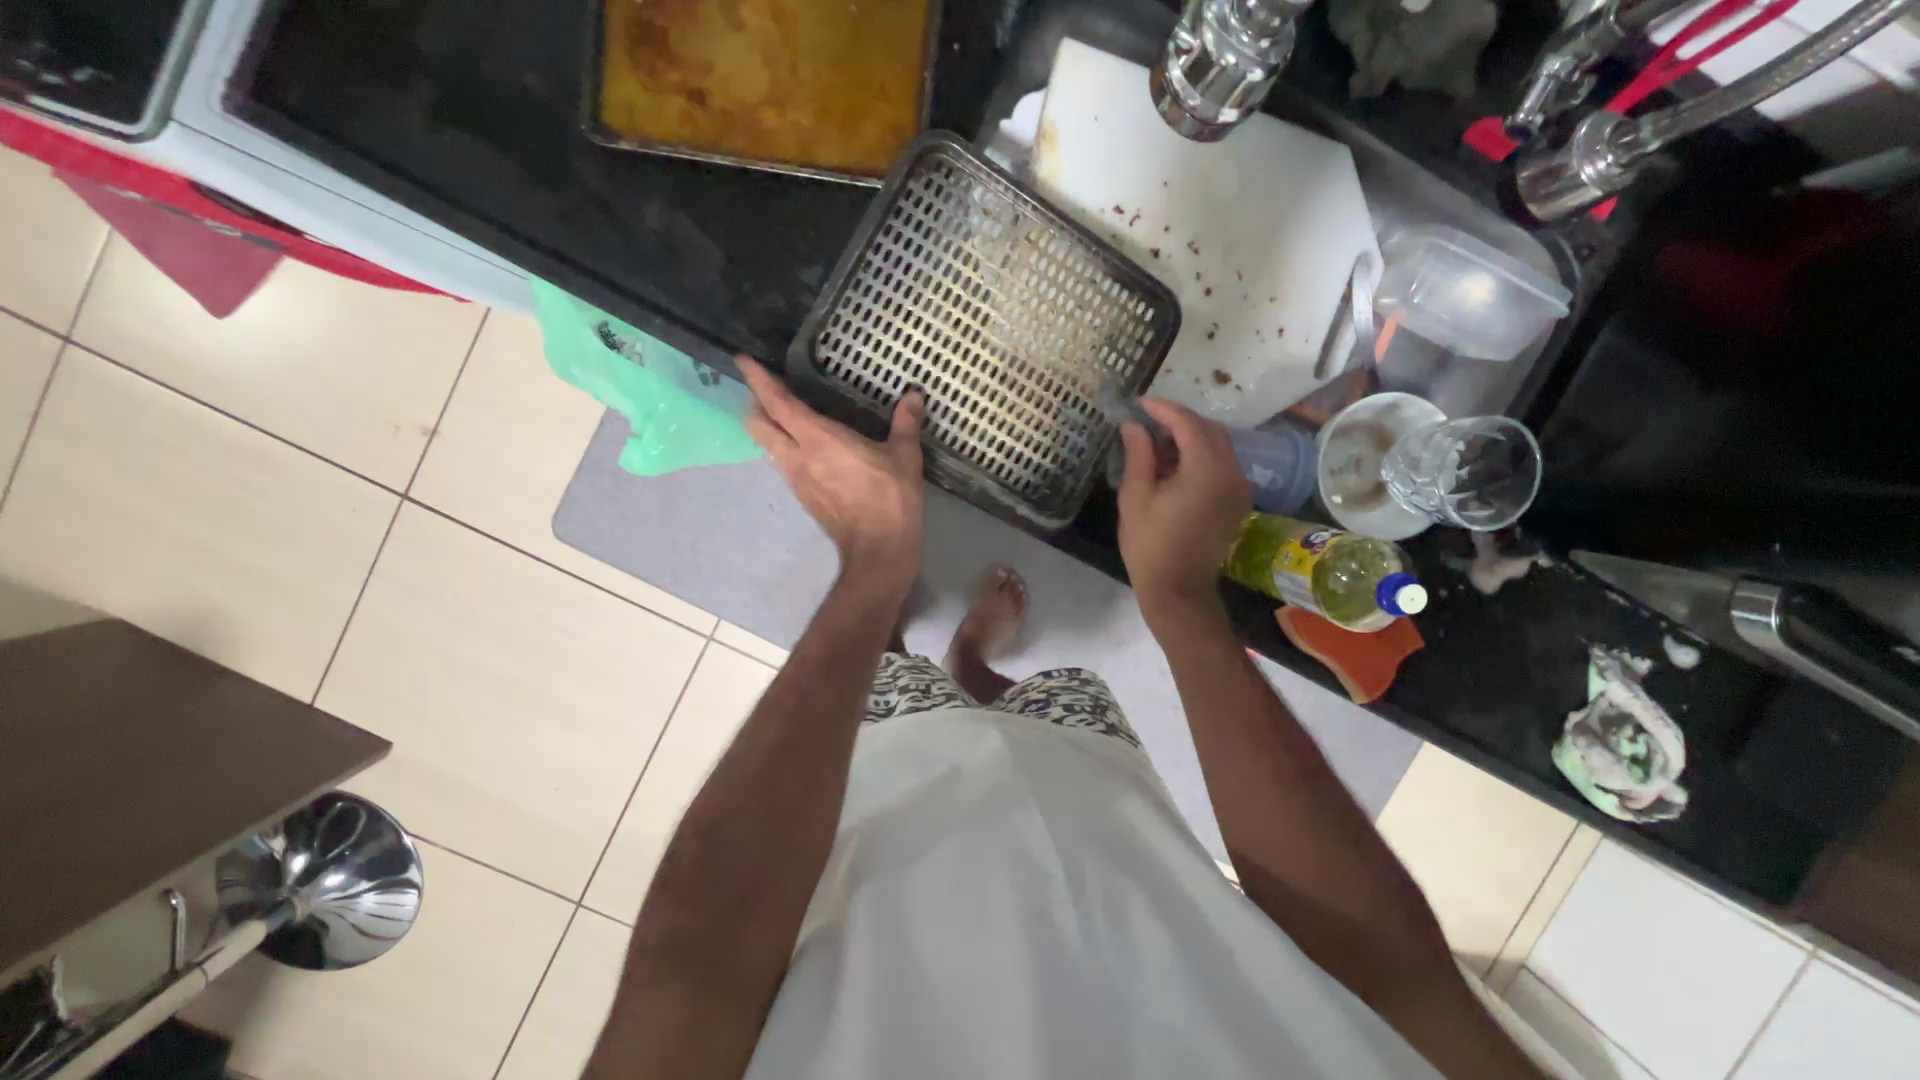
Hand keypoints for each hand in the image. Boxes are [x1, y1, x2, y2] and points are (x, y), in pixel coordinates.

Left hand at [737, 357, 925, 595]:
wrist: (879, 551)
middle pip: (758, 425)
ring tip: (790, 418)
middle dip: (757, 404)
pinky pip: (784, 464)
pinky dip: (787, 449)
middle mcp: (797, 456)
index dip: (758, 380)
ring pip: (768, 446)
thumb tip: (913, 395)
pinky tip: (810, 449)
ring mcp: (796, 479)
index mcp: (819, 439)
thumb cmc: (891, 499)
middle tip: (771, 391)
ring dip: (771, 429)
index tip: (743, 360)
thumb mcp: (904, 456)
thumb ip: (905, 422)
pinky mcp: (803, 497)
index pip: (778, 403)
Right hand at [1117, 398, 1249, 621]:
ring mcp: (1239, 487)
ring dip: (1190, 437)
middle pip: (1209, 429)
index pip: (1188, 424)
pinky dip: (1200, 455)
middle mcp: (1231, 473)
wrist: (1179, 590)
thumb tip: (1134, 425)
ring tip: (1156, 443)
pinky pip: (1222, 463)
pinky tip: (1173, 464)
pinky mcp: (1237, 500)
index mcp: (1206, 471)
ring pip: (1219, 444)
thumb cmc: (1150, 546)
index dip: (1163, 409)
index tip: (1139, 404)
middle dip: (1178, 420)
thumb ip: (1138, 454)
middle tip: (1146, 422)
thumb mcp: (1135, 497)